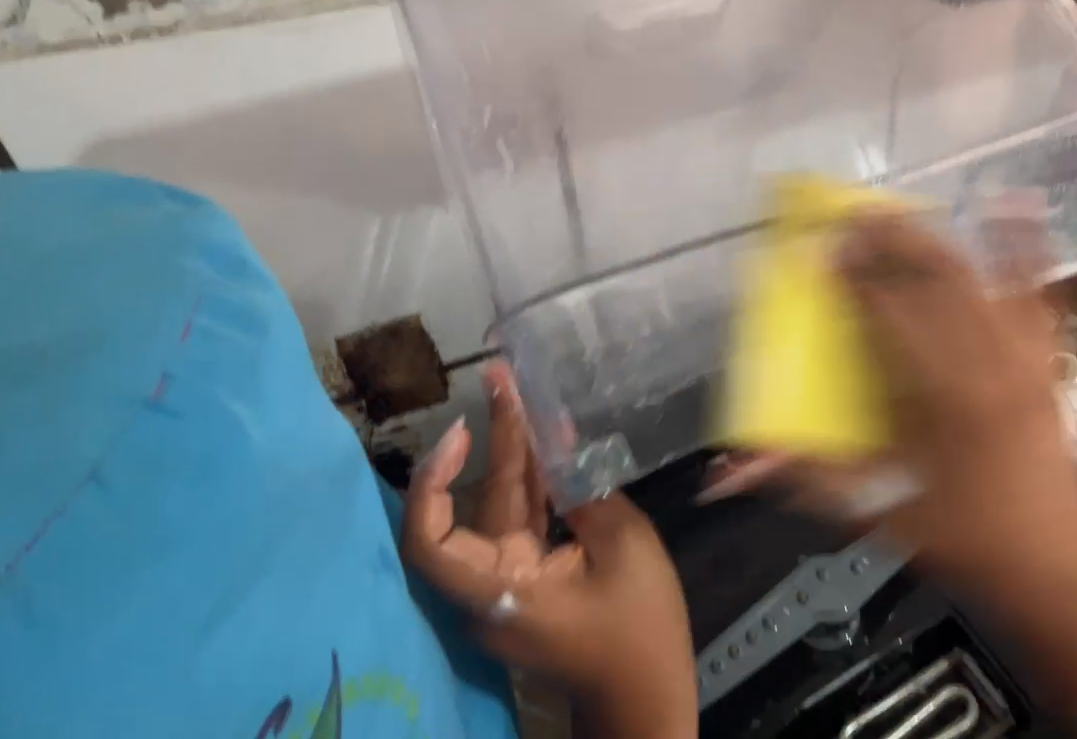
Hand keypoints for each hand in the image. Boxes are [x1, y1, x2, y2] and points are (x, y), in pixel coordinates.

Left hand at [402, 364, 696, 737]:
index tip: (463, 431)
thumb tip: (558, 445)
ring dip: (513, 452)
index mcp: (501, 590)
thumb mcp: (624, 548)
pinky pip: (526, 522)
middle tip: (498, 378)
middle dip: (490, 440)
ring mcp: (510, 583)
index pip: (430, 542)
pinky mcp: (533, 579)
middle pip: (473, 507)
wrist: (646, 698)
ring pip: (502, 507)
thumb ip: (586, 491)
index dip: (432, 484)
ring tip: (516, 391)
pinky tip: (548, 440)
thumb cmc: (638, 627)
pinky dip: (537, 482)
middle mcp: (491, 586)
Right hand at [706, 213, 1076, 586]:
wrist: (1057, 562)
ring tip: (901, 212)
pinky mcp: (1047, 357)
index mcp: (940, 398)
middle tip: (855, 214)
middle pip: (934, 280)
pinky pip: (1039, 289)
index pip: (890, 315)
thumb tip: (733, 470)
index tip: (825, 247)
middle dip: (891, 240)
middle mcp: (986, 364)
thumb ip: (806, 478)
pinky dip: (1026, 243)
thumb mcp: (878, 512)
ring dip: (937, 238)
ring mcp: (1024, 356)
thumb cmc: (964, 536)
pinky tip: (1014, 203)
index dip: (855, 275)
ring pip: (980, 276)